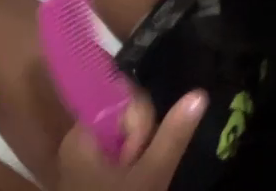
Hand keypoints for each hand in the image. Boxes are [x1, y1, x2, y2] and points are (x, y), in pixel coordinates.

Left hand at [58, 90, 207, 190]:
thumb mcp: (152, 177)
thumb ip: (173, 135)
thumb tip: (199, 94)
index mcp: (83, 133)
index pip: (120, 98)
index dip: (140, 121)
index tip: (142, 151)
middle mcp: (77, 139)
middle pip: (121, 116)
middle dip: (140, 140)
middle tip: (140, 172)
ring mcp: (80, 157)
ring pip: (121, 136)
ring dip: (138, 155)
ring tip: (138, 181)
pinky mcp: (86, 173)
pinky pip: (114, 153)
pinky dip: (128, 164)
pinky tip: (134, 182)